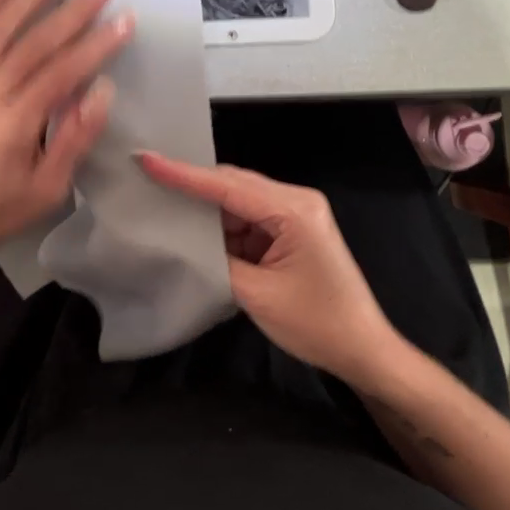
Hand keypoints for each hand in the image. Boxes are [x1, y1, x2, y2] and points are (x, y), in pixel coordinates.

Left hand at [0, 0, 134, 254]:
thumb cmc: (1, 205)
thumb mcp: (48, 187)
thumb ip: (75, 138)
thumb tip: (102, 91)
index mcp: (14, 122)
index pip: (61, 72)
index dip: (96, 44)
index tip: (125, 19)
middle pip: (34, 40)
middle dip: (74, 7)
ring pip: (1, 26)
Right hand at [138, 152, 400, 379]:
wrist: (364, 350)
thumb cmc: (317, 324)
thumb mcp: (258, 295)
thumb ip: (216, 260)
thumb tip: (182, 239)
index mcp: (294, 211)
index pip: (227, 186)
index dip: (183, 174)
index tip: (147, 159)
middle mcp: (296, 201)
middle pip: (232, 184)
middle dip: (190, 183)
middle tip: (145, 175)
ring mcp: (295, 215)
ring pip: (236, 200)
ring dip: (204, 207)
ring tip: (159, 200)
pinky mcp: (290, 231)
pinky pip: (247, 218)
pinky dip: (220, 225)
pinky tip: (191, 228)